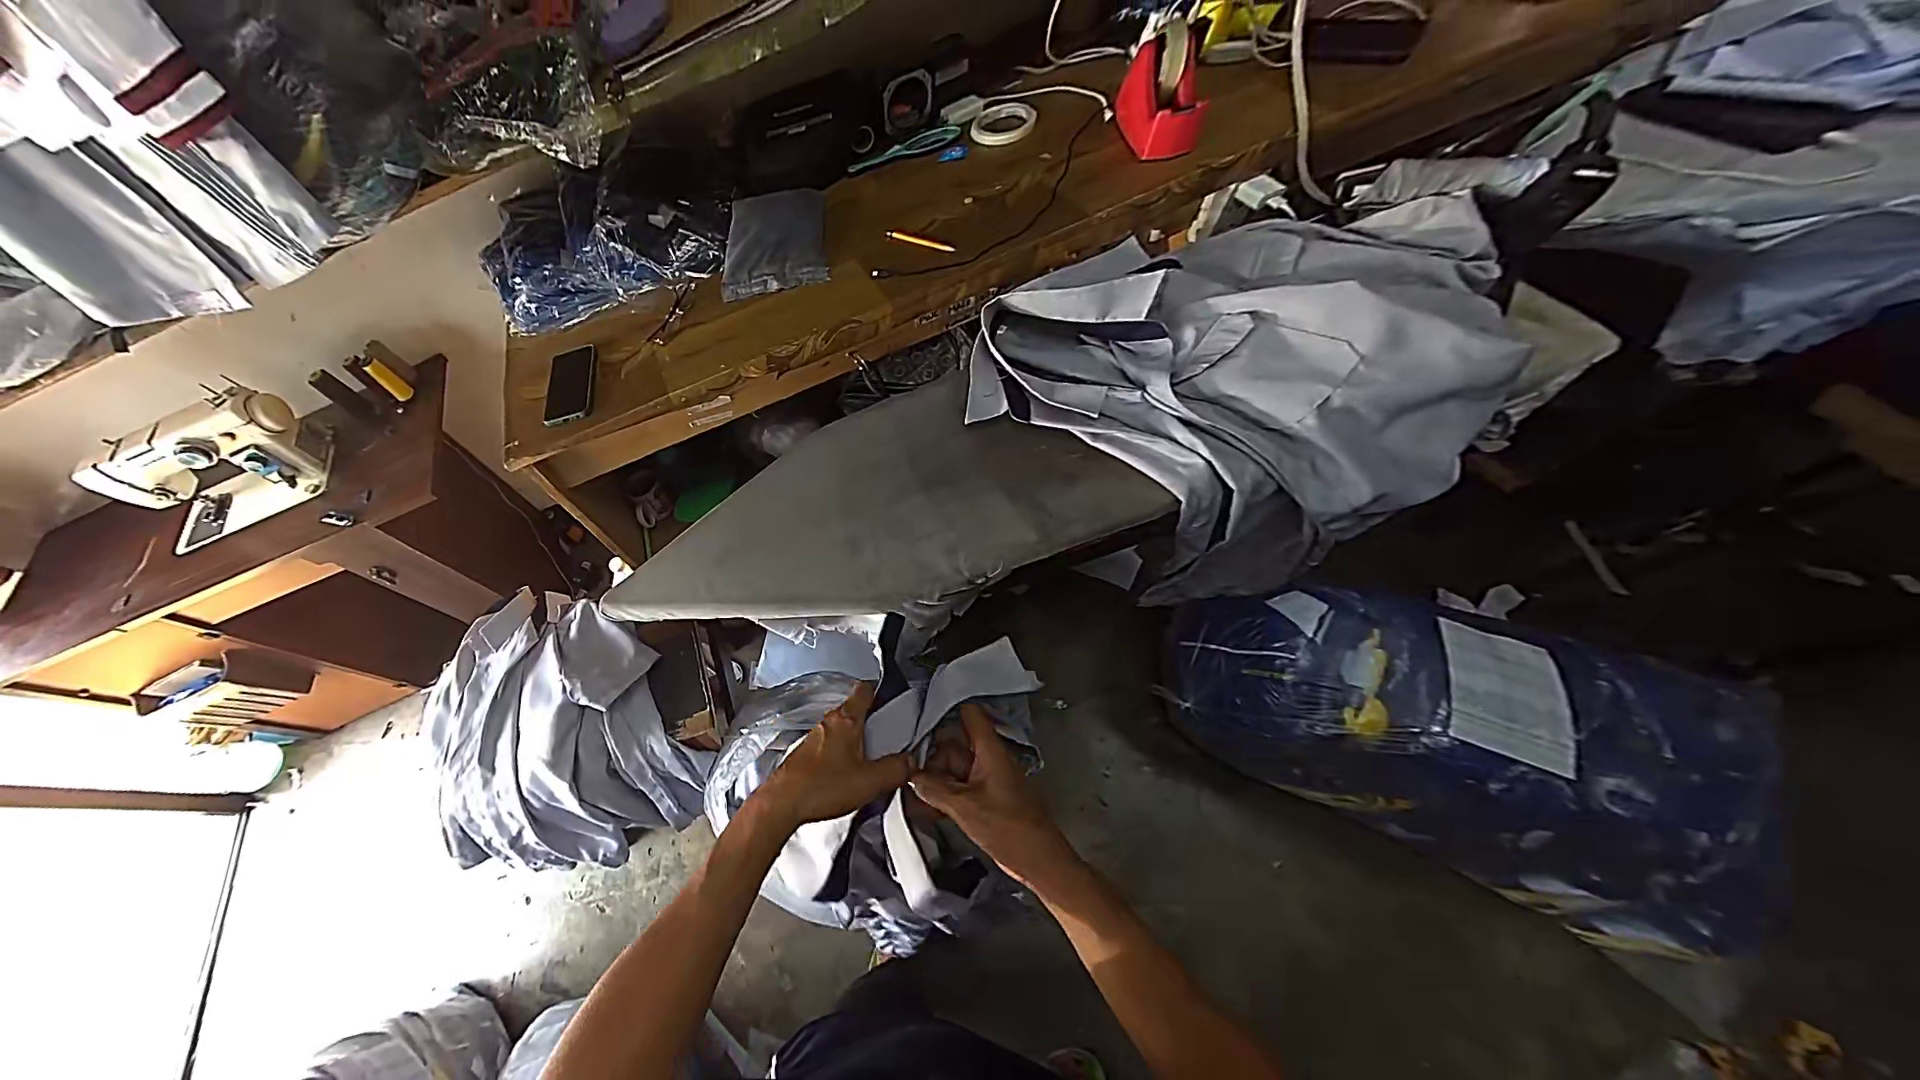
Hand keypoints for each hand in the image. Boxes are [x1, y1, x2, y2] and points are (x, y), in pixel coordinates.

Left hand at [751, 682, 912, 829]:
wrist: (781, 806)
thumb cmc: (818, 787)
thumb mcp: (871, 781)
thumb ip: (897, 769)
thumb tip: (909, 763)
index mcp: (846, 720)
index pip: (865, 690)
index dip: (880, 690)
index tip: (890, 697)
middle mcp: (828, 724)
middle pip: (854, 712)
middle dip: (872, 724)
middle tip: (887, 740)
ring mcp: (814, 739)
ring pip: (841, 731)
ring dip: (855, 742)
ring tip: (868, 764)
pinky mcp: (805, 756)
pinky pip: (829, 748)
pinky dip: (840, 758)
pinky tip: (846, 779)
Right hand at [910, 703, 1080, 888]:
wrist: (1037, 859)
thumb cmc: (1014, 830)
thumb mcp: (965, 807)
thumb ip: (935, 789)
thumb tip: (915, 779)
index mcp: (991, 751)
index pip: (969, 715)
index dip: (945, 713)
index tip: (921, 725)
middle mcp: (990, 761)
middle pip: (955, 745)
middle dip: (932, 757)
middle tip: (911, 772)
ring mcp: (988, 780)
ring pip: (955, 769)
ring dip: (935, 779)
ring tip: (914, 792)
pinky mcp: (986, 799)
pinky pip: (960, 788)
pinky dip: (944, 794)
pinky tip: (927, 807)